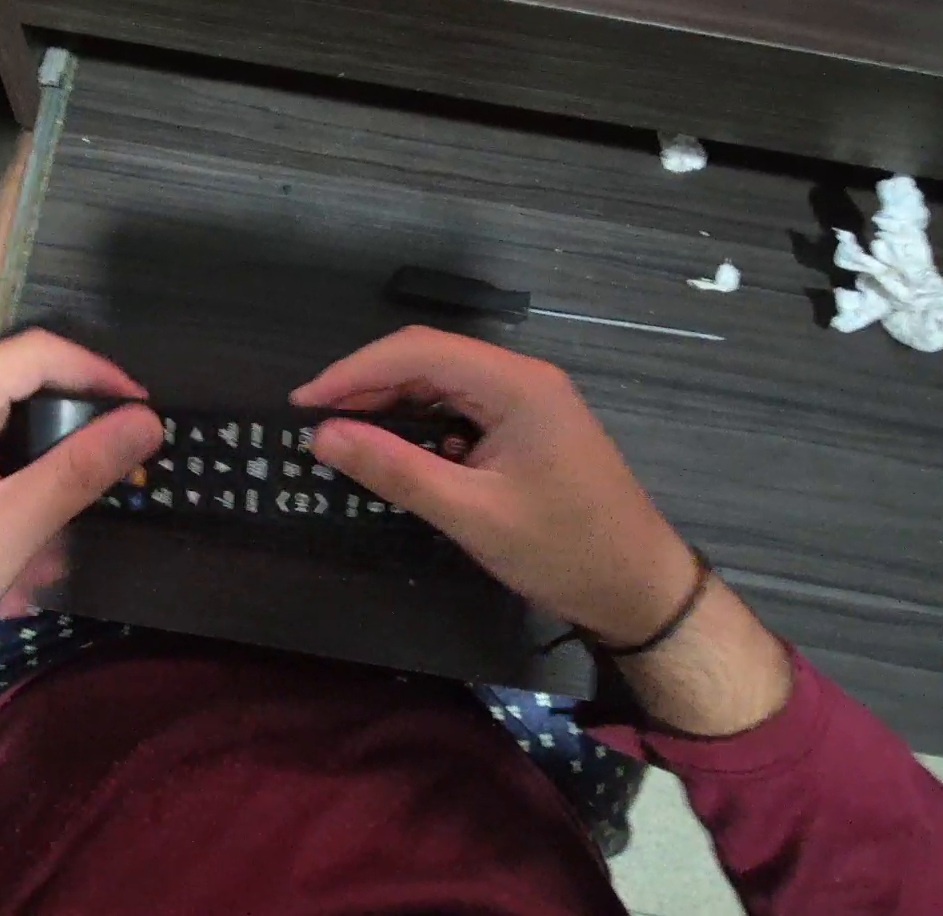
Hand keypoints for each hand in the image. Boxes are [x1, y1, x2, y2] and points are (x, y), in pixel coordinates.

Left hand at [0, 331, 160, 750]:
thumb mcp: (8, 528)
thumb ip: (82, 468)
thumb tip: (145, 421)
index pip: (40, 352)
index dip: (101, 372)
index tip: (145, 413)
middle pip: (21, 398)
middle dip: (70, 449)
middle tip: (110, 491)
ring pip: (0, 449)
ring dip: (37, 497)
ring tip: (48, 561)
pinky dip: (4, 515)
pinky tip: (10, 576)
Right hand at [291, 326, 700, 648]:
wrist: (638, 590)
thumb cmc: (562, 550)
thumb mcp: (471, 513)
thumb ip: (395, 469)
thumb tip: (322, 437)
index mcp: (515, 384)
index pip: (418, 352)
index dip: (353, 371)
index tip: (303, 402)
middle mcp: (518, 378)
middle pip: (426, 359)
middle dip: (365, 384)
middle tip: (315, 421)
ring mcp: (522, 400)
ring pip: (438, 381)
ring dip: (387, 402)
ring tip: (340, 432)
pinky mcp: (520, 425)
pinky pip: (455, 407)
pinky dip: (414, 422)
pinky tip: (389, 446)